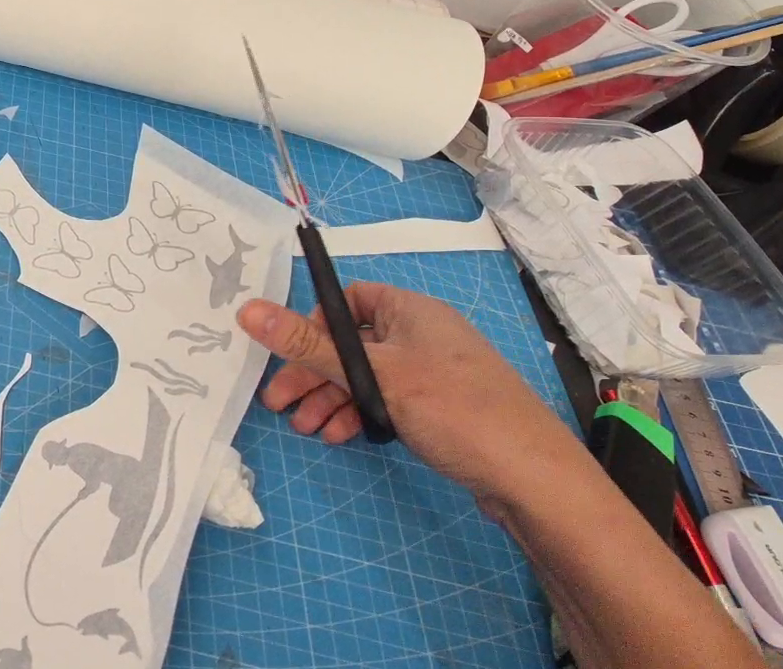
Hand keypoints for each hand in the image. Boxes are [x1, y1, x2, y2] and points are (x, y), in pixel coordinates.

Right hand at [236, 283, 585, 513]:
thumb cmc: (454, 411)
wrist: (537, 484)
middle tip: (278, 401)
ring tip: (304, 427)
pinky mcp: (439, 408)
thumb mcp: (373, 375)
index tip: (291, 351)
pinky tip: (340, 435)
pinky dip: (357, 413)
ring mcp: (432, 373)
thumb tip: (245, 308)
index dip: (314, 322)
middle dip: (311, 372)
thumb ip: (306, 344)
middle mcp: (421, 335)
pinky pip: (384, 399)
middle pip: (348, 342)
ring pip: (363, 375)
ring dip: (329, 398)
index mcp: (411, 312)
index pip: (348, 298)